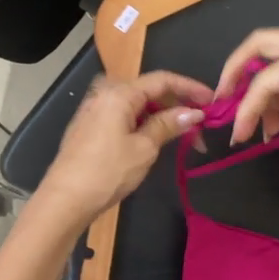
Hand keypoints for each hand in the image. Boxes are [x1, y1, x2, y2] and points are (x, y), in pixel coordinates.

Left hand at [34, 71, 213, 220]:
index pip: (162, 80)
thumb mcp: (144, 148)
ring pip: (137, 105)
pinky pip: (124, 116)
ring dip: (162, 117)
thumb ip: (168, 125)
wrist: (65, 199)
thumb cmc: (107, 171)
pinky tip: (157, 139)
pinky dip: (144, 123)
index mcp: (119, 92)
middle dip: (177, 105)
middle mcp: (105, 94)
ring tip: (184, 136)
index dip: (190, 88)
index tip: (213, 101)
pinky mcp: (90, 127)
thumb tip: (194, 113)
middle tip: (201, 126)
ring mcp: (95, 110)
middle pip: (149, 90)